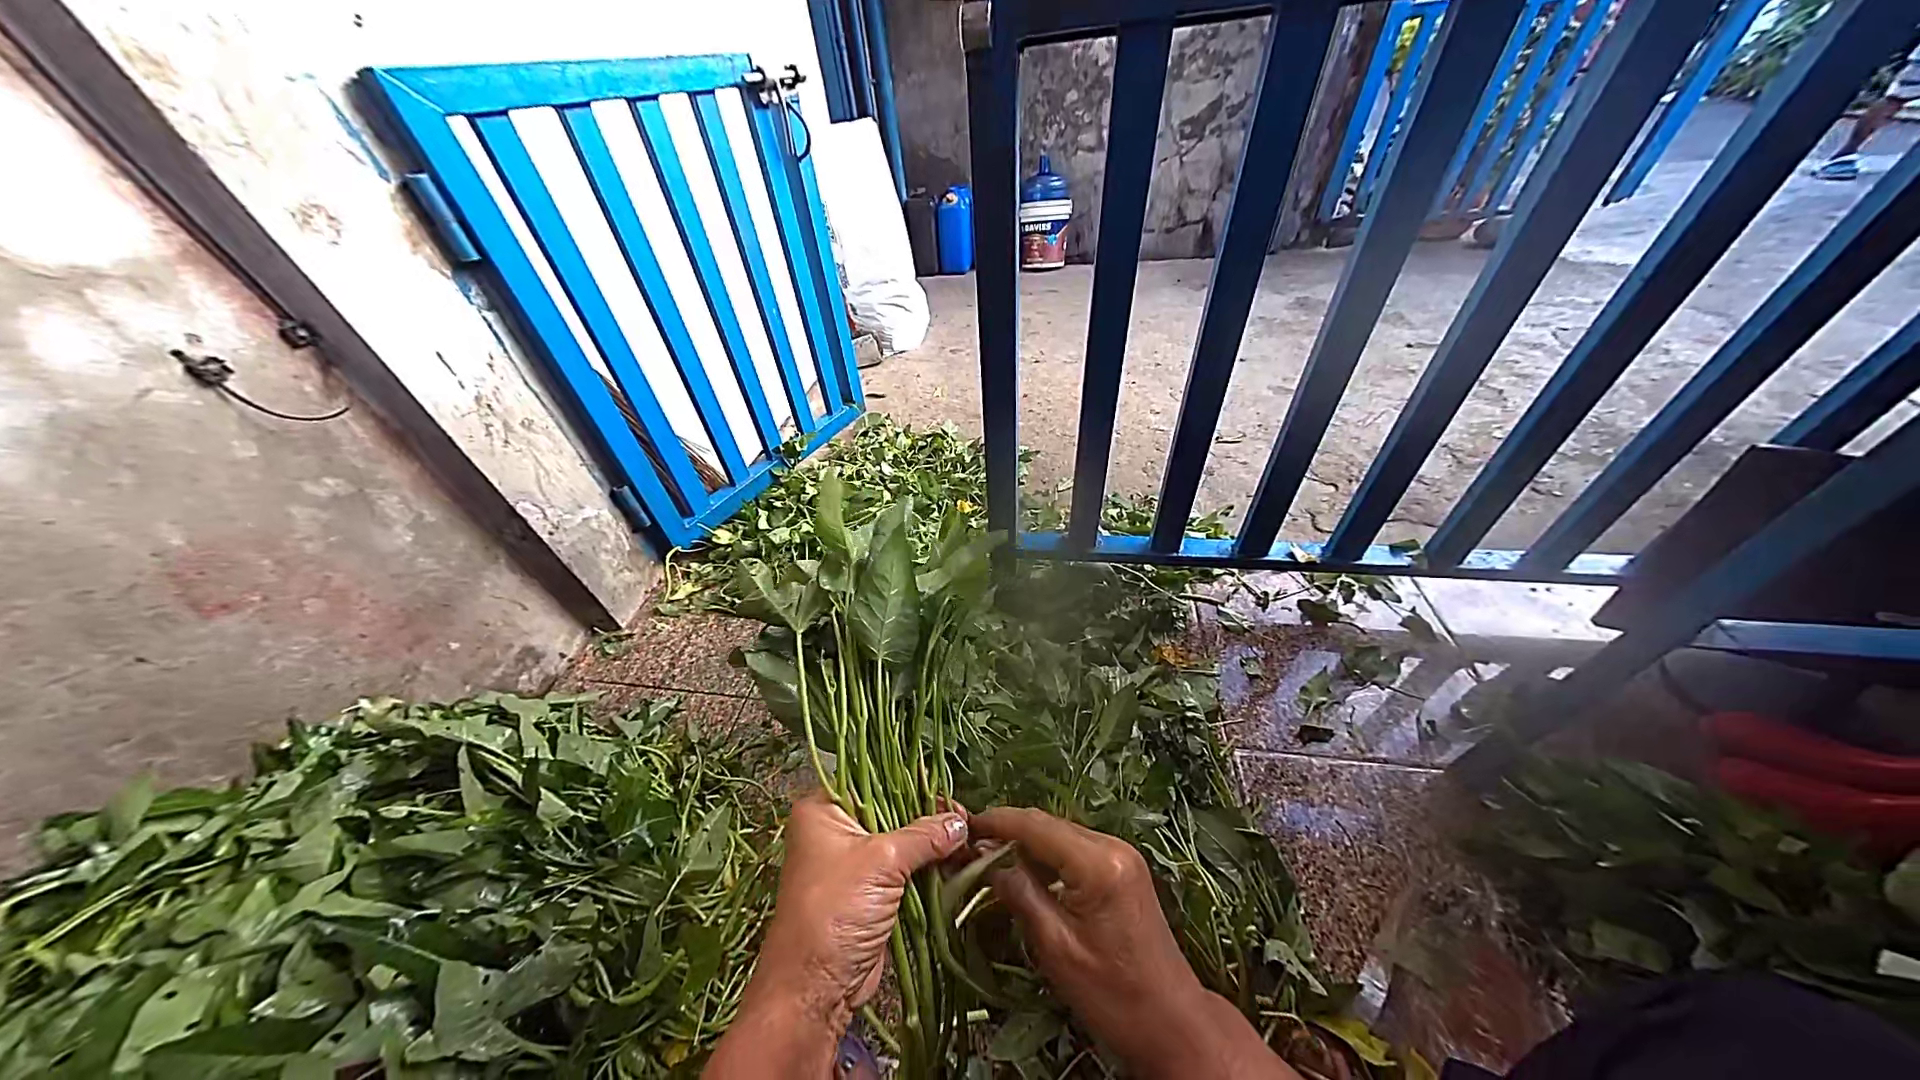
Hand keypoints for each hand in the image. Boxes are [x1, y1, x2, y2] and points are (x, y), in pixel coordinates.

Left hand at [705, 791, 967, 1077]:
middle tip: (962, 815)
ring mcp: (856, 860)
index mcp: (824, 809)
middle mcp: (838, 828)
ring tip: (967, 835)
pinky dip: (931, 864)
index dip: (909, 779)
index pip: (872, 777)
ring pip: (902, 838)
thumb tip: (959, 821)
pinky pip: (906, 866)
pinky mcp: (872, 889)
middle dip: (928, 812)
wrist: (815, 989)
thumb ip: (922, 836)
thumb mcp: (880, 862)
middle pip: (891, 807)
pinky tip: (958, 858)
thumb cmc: (834, 912)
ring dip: (934, 840)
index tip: (943, 785)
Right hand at [970, 807, 1299, 1079]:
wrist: (1173, 1023)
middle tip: (969, 845)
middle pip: (1047, 824)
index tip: (963, 826)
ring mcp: (1121, 854)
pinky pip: (1074, 848)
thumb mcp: (1056, 947)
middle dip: (1007, 831)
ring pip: (1059, 833)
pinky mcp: (1122, 867)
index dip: (996, 822)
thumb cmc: (1113, 995)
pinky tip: (1025, 871)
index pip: (1035, 826)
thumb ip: (1020, 894)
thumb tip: (985, 859)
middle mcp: (1112, 846)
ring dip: (1025, 842)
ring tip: (988, 857)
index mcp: (1098, 863)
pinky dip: (1046, 855)